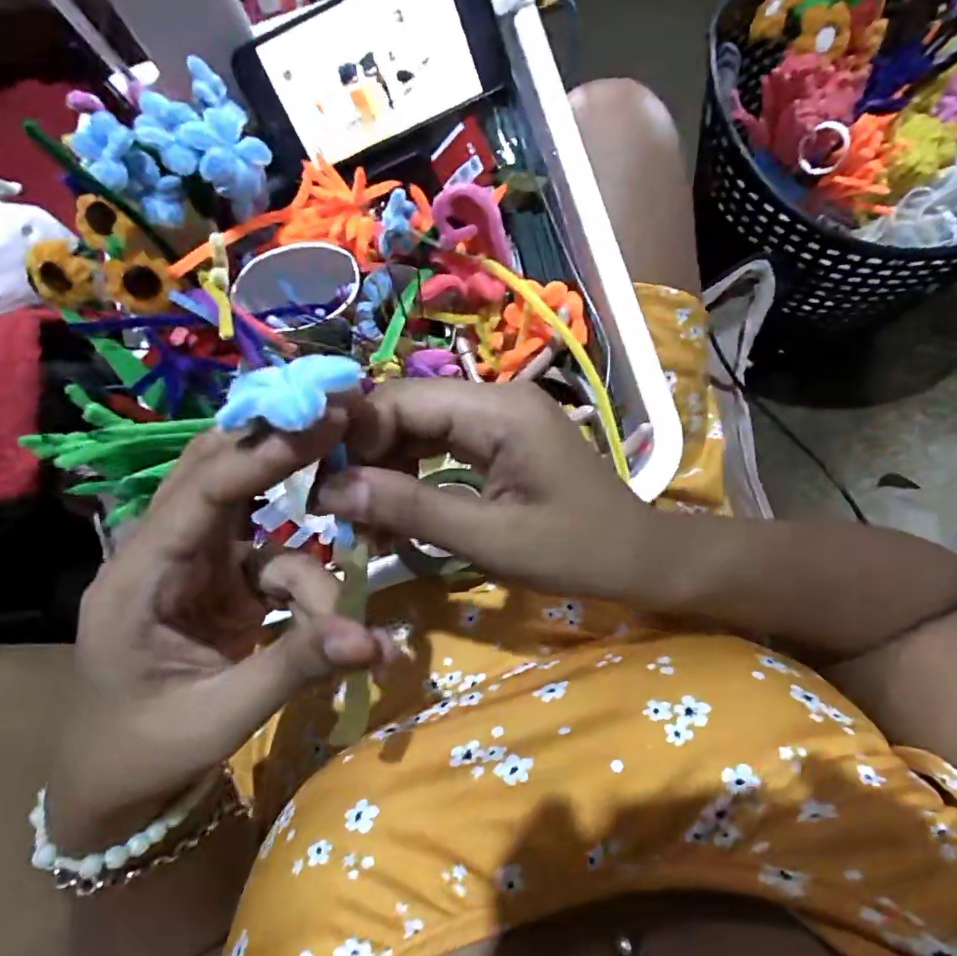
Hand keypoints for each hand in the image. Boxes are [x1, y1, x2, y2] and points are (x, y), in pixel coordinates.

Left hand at [48, 414, 383, 850]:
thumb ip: (295, 668)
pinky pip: (282, 568)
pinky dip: (317, 597)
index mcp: (137, 578)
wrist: (115, 796)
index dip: (264, 452)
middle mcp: (164, 558)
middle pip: (220, 476)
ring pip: (265, 529)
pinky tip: (340, 640)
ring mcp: (198, 571)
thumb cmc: (145, 756)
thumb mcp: (219, 716)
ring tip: (348, 636)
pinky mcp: (227, 590)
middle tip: (341, 423)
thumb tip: (374, 640)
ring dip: (313, 573)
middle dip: (282, 451)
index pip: (203, 493)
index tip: (324, 418)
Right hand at [317, 379, 651, 595]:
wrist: (637, 557)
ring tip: (364, 522)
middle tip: (336, 512)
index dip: (353, 436)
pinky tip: (396, 512)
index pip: (401, 399)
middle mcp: (498, 398)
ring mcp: (503, 417)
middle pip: (408, 408)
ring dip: (387, 469)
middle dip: (367, 456)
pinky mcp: (505, 440)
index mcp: (499, 410)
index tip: (319, 487)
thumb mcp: (489, 538)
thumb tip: (332, 489)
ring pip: (422, 427)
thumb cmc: (573, 550)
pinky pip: (445, 445)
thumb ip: (411, 508)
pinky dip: (416, 475)